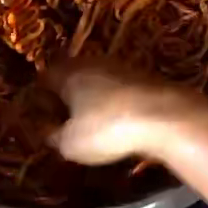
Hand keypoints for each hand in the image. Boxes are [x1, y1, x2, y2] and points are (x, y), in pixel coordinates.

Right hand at [48, 59, 207, 165]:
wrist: (168, 118)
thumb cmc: (107, 129)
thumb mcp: (70, 144)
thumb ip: (52, 136)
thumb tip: (46, 131)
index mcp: (68, 73)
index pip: (43, 78)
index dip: (39, 96)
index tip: (39, 115)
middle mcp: (93, 63)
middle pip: (71, 76)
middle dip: (65, 96)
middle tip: (63, 119)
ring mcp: (123, 68)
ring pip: (97, 82)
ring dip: (92, 99)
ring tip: (91, 123)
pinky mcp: (147, 78)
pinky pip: (120, 91)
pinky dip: (115, 104)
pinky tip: (118, 123)